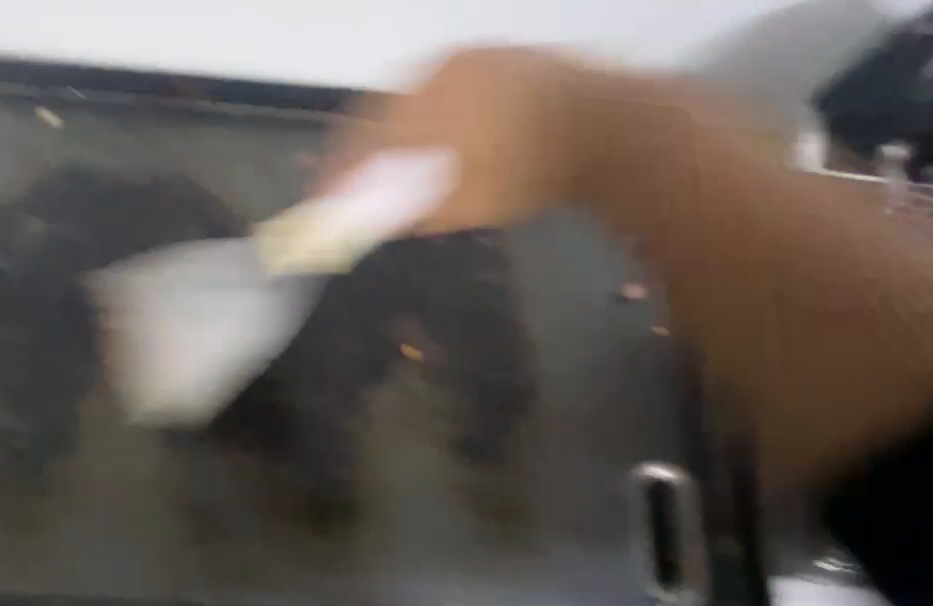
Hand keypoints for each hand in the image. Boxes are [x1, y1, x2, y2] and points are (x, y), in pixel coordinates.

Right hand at [315, 47, 616, 233]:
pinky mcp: (498, 58)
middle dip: (359, 154)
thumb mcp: (454, 206)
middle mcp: (436, 72)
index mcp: (419, 105)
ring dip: (393, 137)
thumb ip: (399, 210)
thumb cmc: (523, 174)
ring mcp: (469, 60)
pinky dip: (427, 120)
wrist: (611, 128)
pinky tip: (434, 144)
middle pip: (378, 117)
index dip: (334, 176)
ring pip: (411, 101)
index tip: (321, 203)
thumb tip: (360, 220)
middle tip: (349, 185)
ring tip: (389, 168)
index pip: (357, 143)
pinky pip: (444, 91)